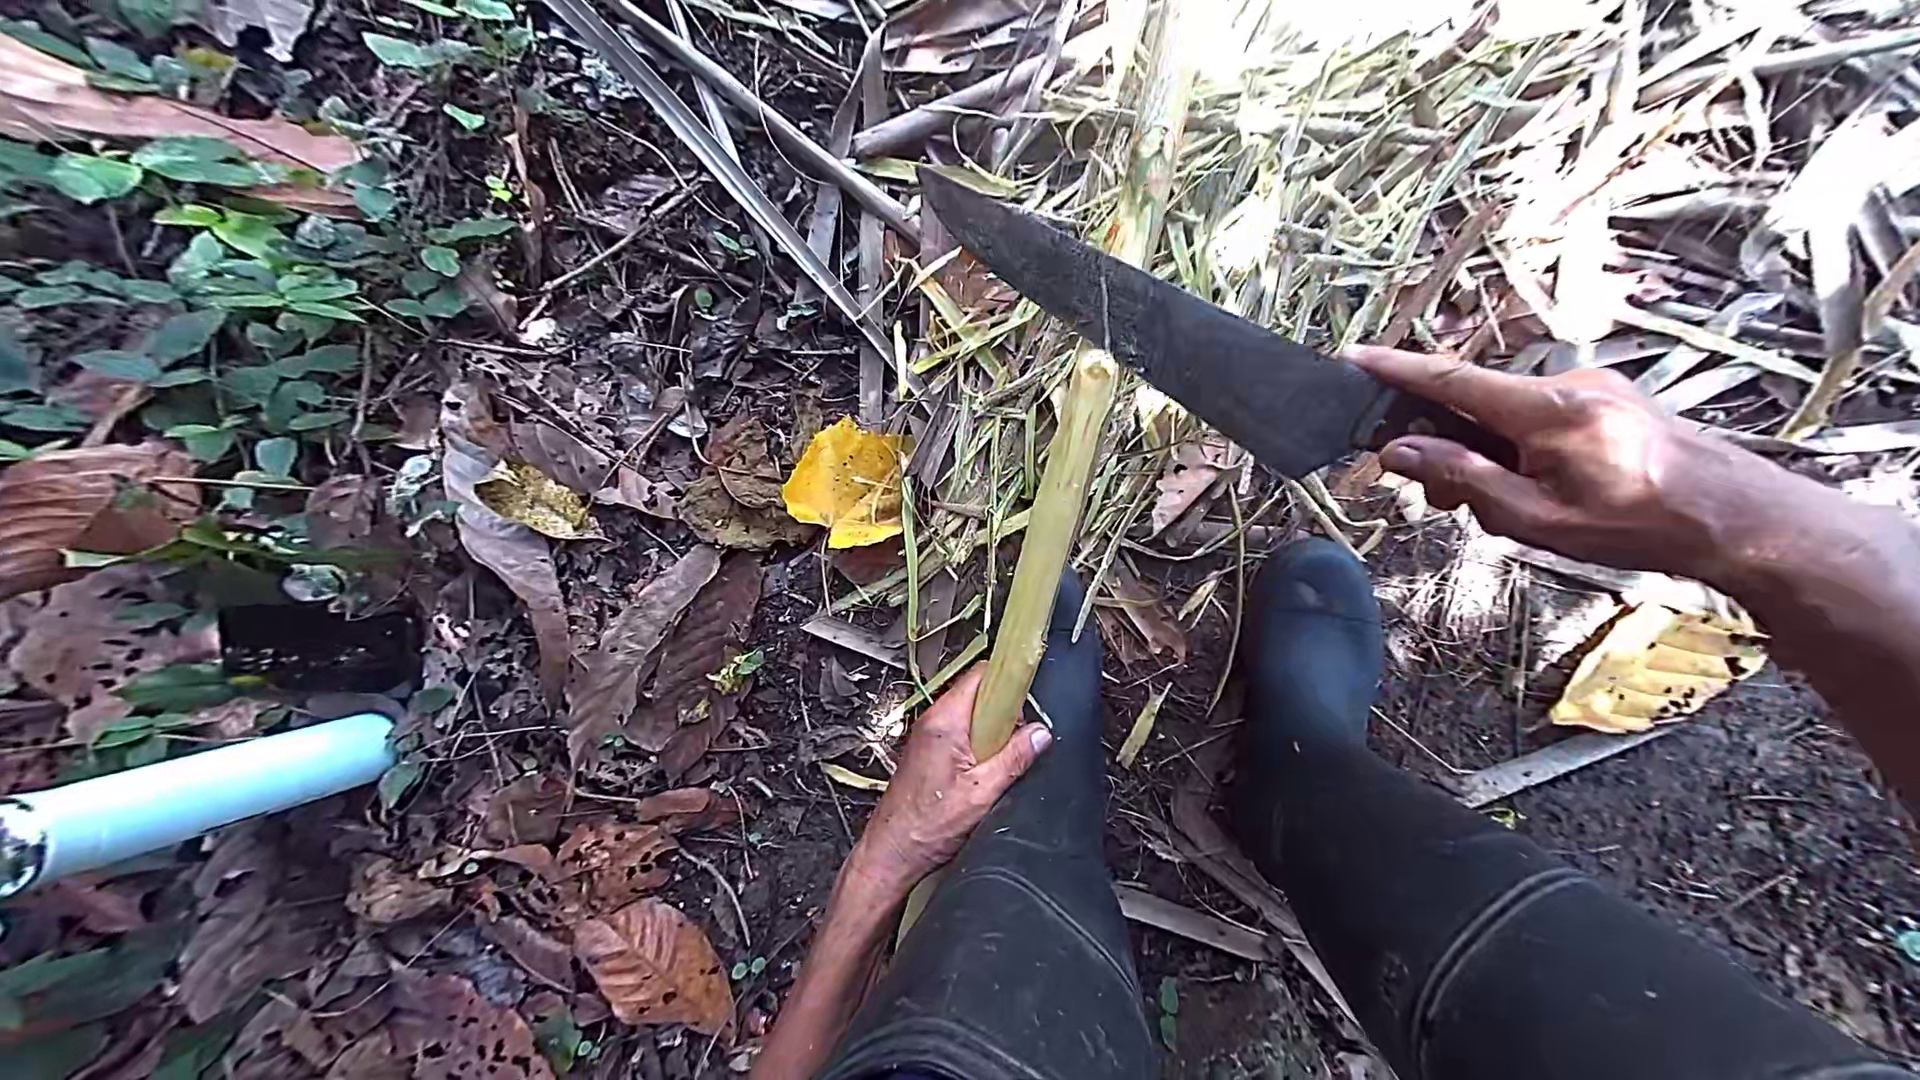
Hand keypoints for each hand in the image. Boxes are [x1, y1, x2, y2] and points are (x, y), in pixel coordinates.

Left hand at [847, 667, 1052, 896]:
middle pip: (979, 691)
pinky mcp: (930, 748)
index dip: (1009, 678)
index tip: (1029, 689)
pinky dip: (978, 742)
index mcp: (946, 721)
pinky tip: (982, 770)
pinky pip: (962, 730)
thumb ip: (1015, 758)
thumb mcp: (982, 792)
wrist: (893, 850)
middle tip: (1017, 738)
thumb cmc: (924, 825)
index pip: (981, 674)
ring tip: (997, 759)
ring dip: (992, 729)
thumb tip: (1040, 734)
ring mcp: (930, 733)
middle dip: (1005, 710)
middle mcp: (934, 720)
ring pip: (972, 712)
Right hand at [1343, 346, 1803, 582]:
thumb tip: (1397, 451)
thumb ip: (1459, 477)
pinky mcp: (1603, 400)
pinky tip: (1528, 486)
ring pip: (1498, 417)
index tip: (1354, 359)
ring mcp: (1589, 389)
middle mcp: (1567, 386)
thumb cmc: (1639, 524)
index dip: (1396, 369)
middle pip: (1470, 405)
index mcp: (1548, 411)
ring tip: (1499, 504)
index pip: (1451, 380)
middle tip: (1441, 497)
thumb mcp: (1530, 515)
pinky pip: (1529, 417)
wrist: (1747, 522)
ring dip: (1480, 456)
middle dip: (1442, 448)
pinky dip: (1509, 449)